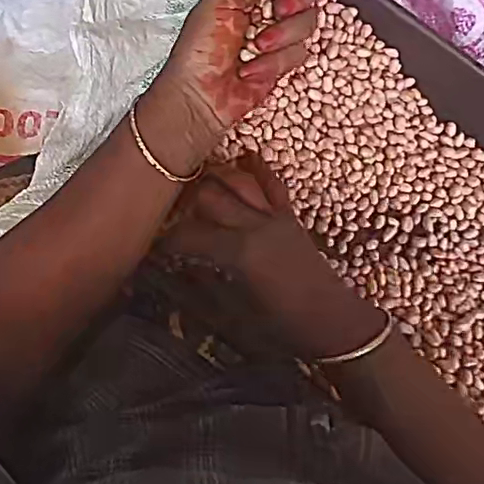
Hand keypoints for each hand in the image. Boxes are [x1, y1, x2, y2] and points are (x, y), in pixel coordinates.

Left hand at [136, 0, 333, 175]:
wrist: (198, 97)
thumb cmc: (198, 52)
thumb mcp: (222, 1)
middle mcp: (265, 13)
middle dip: (296, 0)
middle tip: (278, 11)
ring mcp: (276, 39)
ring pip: (307, 24)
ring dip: (282, 35)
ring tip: (256, 47)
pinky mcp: (281, 65)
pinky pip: (298, 54)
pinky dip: (274, 62)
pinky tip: (251, 70)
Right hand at [165, 153, 387, 359]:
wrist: (333, 324)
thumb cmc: (283, 327)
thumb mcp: (236, 314)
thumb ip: (205, 285)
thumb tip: (179, 269)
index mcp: (239, 253)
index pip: (188, 234)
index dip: (164, 240)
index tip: (150, 245)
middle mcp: (255, 226)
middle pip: (208, 195)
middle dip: (182, 201)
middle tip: (166, 212)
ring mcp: (275, 218)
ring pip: (237, 182)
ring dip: (212, 178)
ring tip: (192, 183)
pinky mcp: (290, 217)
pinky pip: (272, 185)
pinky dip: (256, 169)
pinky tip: (243, 157)